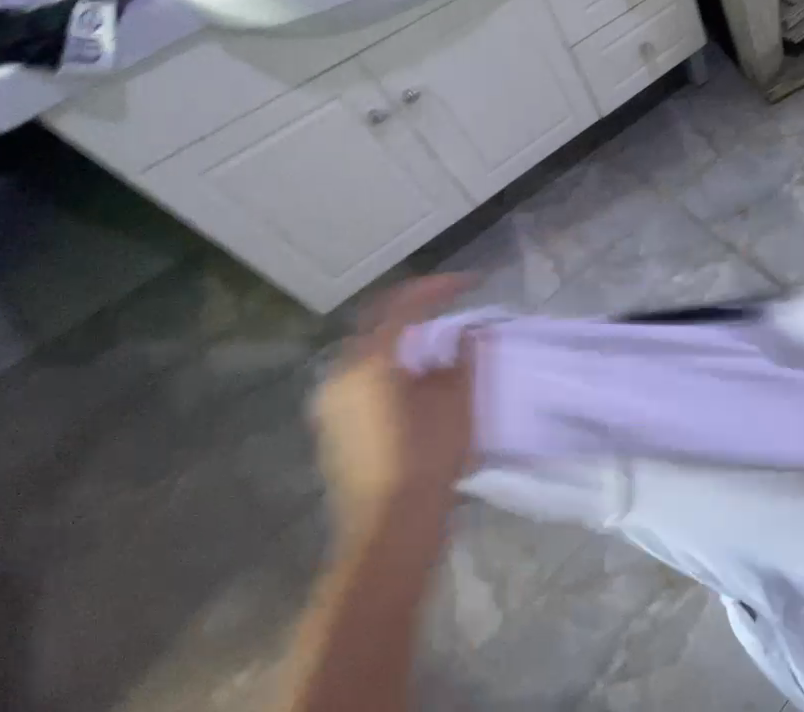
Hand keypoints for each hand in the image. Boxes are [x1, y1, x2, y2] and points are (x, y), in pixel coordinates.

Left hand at [312, 276, 475, 535]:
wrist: (390, 522)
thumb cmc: (429, 454)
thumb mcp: (459, 398)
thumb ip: (464, 355)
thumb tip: (468, 331)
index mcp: (370, 362)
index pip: (403, 306)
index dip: (438, 287)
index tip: (472, 282)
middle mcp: (340, 376)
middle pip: (379, 328)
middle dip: (419, 314)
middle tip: (454, 309)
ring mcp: (331, 405)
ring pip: (370, 356)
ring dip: (406, 344)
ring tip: (442, 347)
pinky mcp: (334, 428)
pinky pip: (364, 381)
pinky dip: (394, 368)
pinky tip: (421, 383)